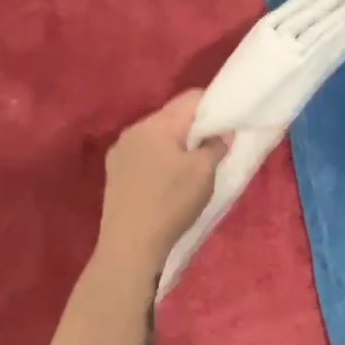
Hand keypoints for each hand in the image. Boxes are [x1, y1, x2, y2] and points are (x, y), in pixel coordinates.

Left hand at [98, 90, 227, 264]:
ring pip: (158, 136)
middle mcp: (134, 130)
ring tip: (193, 167)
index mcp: (156, 124)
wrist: (129, 246)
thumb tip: (221, 133)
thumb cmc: (171, 203)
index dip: (215, 106)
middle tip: (215, 147)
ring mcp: (120, 152)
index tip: (229, 124)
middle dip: (196, 127)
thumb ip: (216, 145)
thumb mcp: (204, 172)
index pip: (191, 98)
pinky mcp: (115, 173)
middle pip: (173, 116)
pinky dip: (162, 159)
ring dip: (178, 144)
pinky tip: (169, 181)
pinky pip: (145, 153)